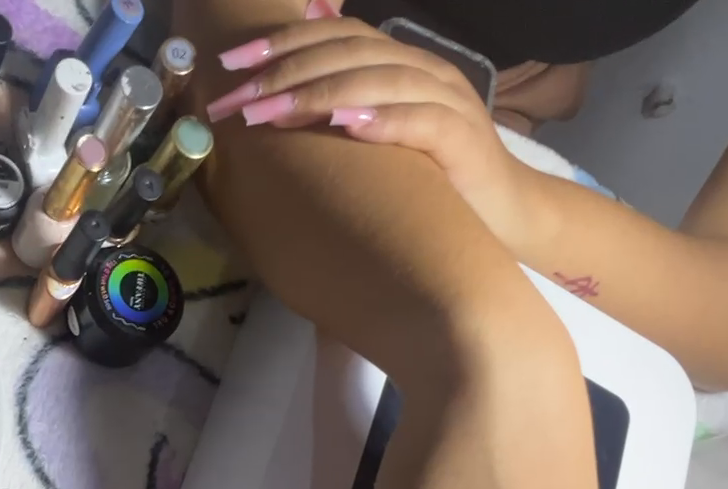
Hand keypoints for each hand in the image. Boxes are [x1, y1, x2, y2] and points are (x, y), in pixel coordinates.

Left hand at [205, 9, 535, 248]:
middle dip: (283, 72)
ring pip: (378, 82)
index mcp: (396, 65)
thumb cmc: (425, 177)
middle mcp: (420, 72)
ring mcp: (444, 102)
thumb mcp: (373, 136)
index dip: (281, 43)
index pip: (335, 36)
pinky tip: (348, 126)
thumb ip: (336, 108)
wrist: (499, 212)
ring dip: (319, 95)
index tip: (228, 65)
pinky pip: (422, 122)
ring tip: (270, 112)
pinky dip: (384, 120)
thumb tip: (282, 90)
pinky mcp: (461, 141)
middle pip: (348, 55)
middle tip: (234, 96)